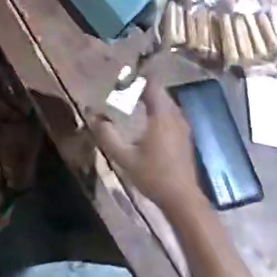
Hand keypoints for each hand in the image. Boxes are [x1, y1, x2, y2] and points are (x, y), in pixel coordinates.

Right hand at [90, 88, 208, 218]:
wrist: (182, 198)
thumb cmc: (153, 176)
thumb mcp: (124, 157)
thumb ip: (107, 134)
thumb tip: (91, 114)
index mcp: (161, 116)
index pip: (151, 85)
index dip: (136, 78)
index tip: (121, 78)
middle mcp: (175, 115)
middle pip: (159, 91)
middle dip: (141, 87)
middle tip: (122, 89)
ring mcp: (183, 126)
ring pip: (166, 102)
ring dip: (150, 98)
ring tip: (131, 101)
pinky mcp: (184, 136)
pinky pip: (170, 113)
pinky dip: (157, 110)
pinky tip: (146, 120)